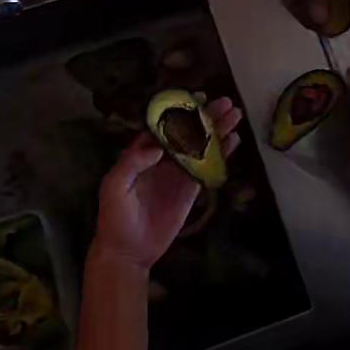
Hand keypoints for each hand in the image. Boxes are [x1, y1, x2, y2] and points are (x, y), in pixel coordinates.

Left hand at [92, 97, 240, 270]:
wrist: (128, 250)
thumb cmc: (115, 216)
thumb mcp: (114, 186)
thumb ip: (132, 163)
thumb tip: (158, 146)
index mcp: (143, 152)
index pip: (165, 125)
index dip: (181, 111)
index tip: (198, 99)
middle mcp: (164, 158)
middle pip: (188, 131)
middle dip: (207, 116)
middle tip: (225, 103)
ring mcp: (179, 172)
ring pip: (202, 145)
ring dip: (218, 130)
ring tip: (235, 115)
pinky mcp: (192, 188)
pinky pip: (208, 166)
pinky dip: (222, 154)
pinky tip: (234, 141)